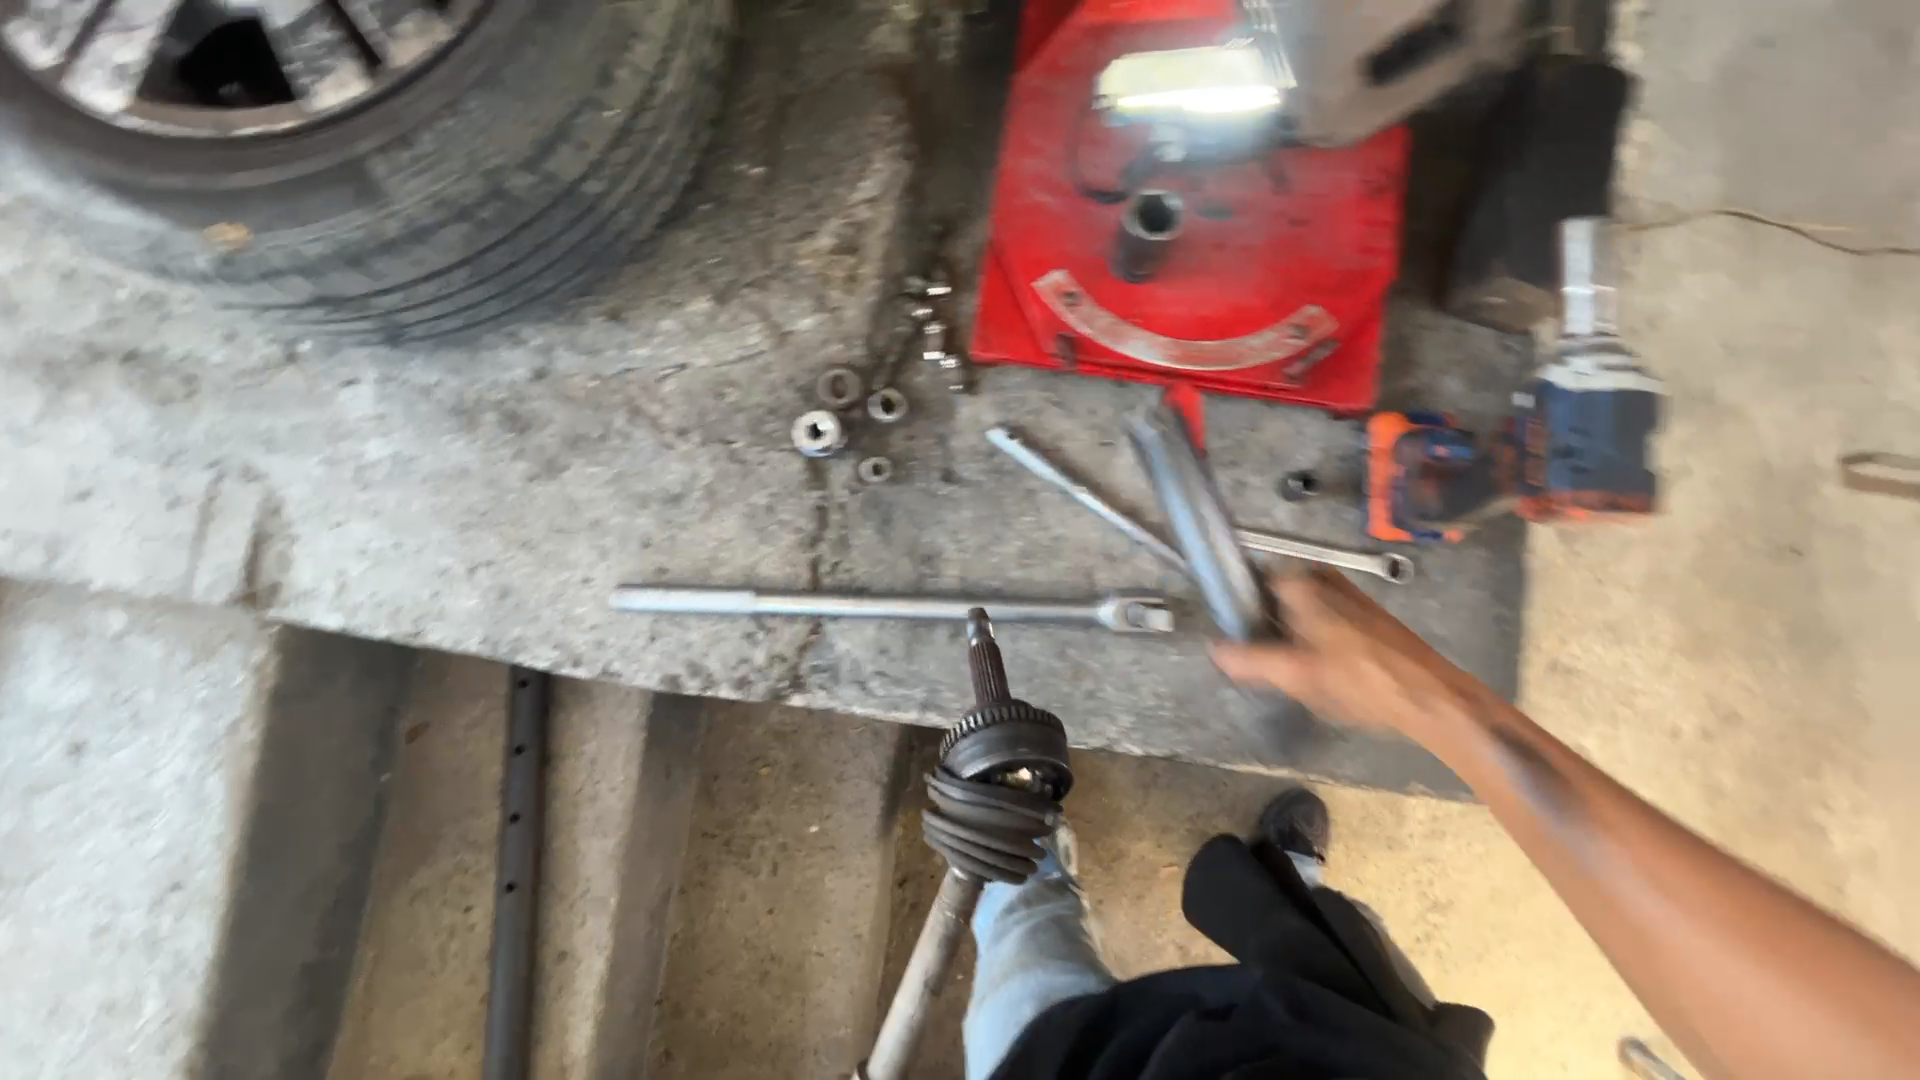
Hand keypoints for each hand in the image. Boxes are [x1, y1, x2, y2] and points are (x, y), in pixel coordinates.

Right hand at [1210, 567, 1490, 744]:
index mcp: (1303, 581)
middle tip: (1261, 660)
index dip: (1237, 605)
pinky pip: (1320, 622)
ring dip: (1287, 636)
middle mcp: (1324, 578)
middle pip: (1273, 597)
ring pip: (1297, 611)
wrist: (1431, 698)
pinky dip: (1311, 641)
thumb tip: (1215, 651)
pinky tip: (1319, 672)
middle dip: (1263, 625)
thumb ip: (1248, 660)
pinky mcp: (1365, 616)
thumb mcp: (1295, 674)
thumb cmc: (1360, 679)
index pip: (1251, 579)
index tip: (1232, 634)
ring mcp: (1347, 595)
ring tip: (1289, 670)